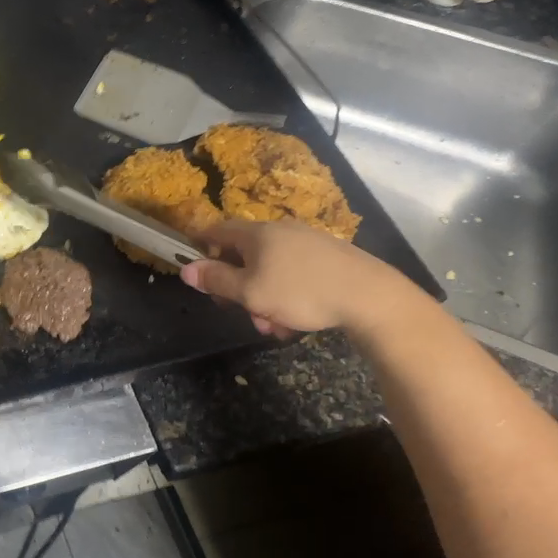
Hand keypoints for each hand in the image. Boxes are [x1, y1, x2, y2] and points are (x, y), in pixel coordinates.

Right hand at [178, 219, 430, 335]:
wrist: (371, 297)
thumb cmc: (301, 292)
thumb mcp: (250, 293)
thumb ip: (216, 280)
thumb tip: (186, 269)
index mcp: (256, 234)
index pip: (217, 230)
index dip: (200, 245)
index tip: (193, 264)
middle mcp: (280, 230)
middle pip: (245, 254)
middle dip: (238, 285)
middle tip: (240, 311)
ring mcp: (308, 242)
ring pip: (271, 269)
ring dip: (264, 297)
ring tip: (275, 327)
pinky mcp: (330, 257)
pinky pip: (295, 273)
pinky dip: (288, 294)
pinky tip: (298, 321)